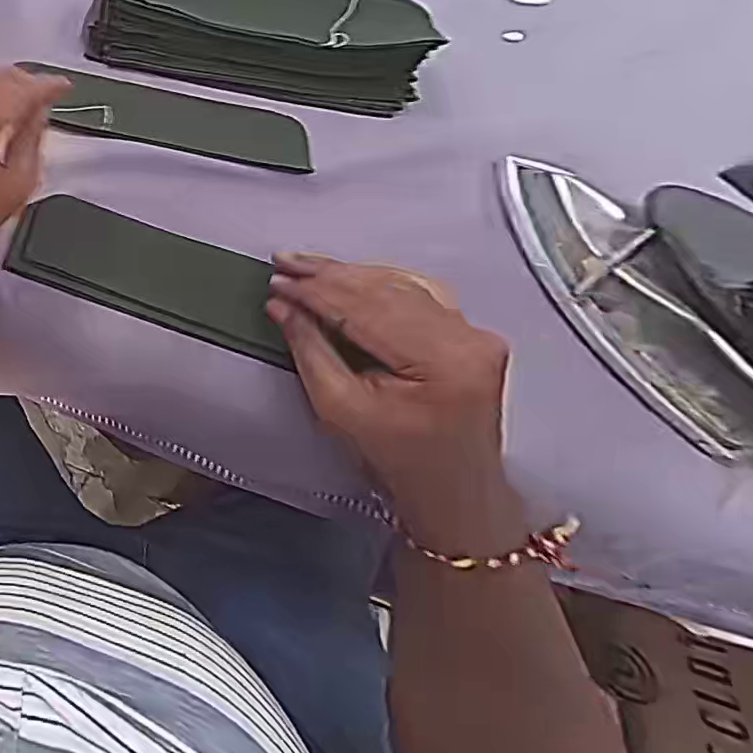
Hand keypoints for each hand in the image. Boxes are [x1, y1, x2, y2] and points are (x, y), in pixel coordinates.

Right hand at [267, 254, 521, 545]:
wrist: (452, 488)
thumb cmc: (401, 459)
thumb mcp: (339, 408)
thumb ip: (309, 349)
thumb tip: (284, 307)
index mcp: (443, 361)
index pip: (364, 308)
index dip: (314, 292)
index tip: (279, 283)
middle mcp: (468, 339)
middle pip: (382, 289)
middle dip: (327, 275)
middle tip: (285, 264)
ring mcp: (472, 332)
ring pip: (398, 283)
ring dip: (347, 273)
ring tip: (306, 266)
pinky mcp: (467, 331)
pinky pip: (416, 290)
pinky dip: (375, 280)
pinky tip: (347, 274)